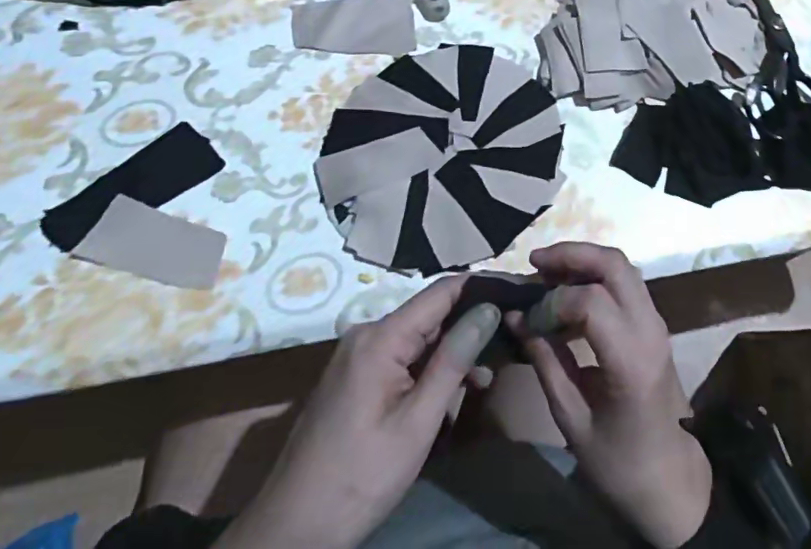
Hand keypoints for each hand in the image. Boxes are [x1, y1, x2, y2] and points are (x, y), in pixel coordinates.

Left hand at [221, 275, 500, 548]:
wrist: (292, 530)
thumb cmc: (360, 476)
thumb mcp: (418, 422)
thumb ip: (454, 360)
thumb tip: (488, 309)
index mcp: (379, 338)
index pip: (441, 292)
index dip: (481, 286)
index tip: (519, 290)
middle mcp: (366, 335)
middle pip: (430, 314)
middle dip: (471, 323)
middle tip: (513, 334)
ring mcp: (357, 357)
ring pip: (418, 338)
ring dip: (453, 351)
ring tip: (488, 375)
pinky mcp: (355, 377)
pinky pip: (402, 357)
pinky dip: (430, 368)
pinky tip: (454, 387)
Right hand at [510, 243, 711, 548]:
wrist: (673, 484)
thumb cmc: (620, 465)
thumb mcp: (572, 420)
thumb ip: (546, 362)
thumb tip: (517, 318)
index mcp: (631, 359)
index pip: (590, 300)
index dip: (551, 302)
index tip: (527, 319)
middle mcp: (650, 329)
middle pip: (614, 264)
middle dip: (572, 254)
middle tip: (535, 262)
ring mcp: (657, 324)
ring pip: (623, 268)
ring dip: (584, 261)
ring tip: (546, 274)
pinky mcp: (654, 326)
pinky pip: (626, 285)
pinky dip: (596, 277)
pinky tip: (567, 295)